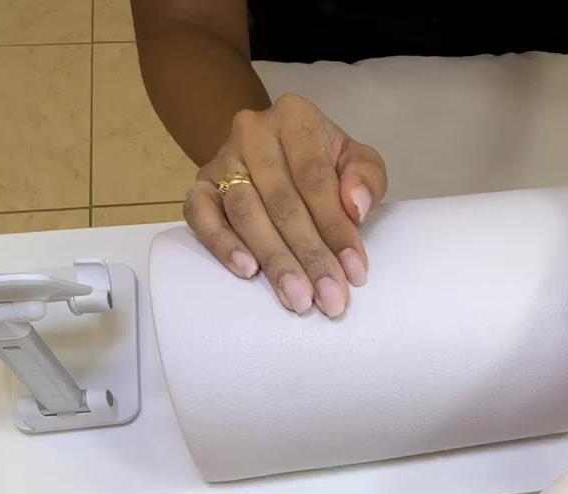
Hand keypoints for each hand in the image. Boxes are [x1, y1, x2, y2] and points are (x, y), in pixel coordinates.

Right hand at [184, 93, 386, 317]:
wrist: (279, 156)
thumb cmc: (325, 165)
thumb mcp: (357, 162)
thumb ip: (367, 178)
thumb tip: (355, 205)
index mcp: (295, 119)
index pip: (316, 179)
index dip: (336, 229)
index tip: (355, 273)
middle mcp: (253, 132)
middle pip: (282, 202)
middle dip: (310, 257)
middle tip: (329, 299)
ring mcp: (222, 159)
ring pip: (246, 213)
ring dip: (274, 260)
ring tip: (297, 299)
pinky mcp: (200, 186)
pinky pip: (200, 214)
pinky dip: (222, 243)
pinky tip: (247, 271)